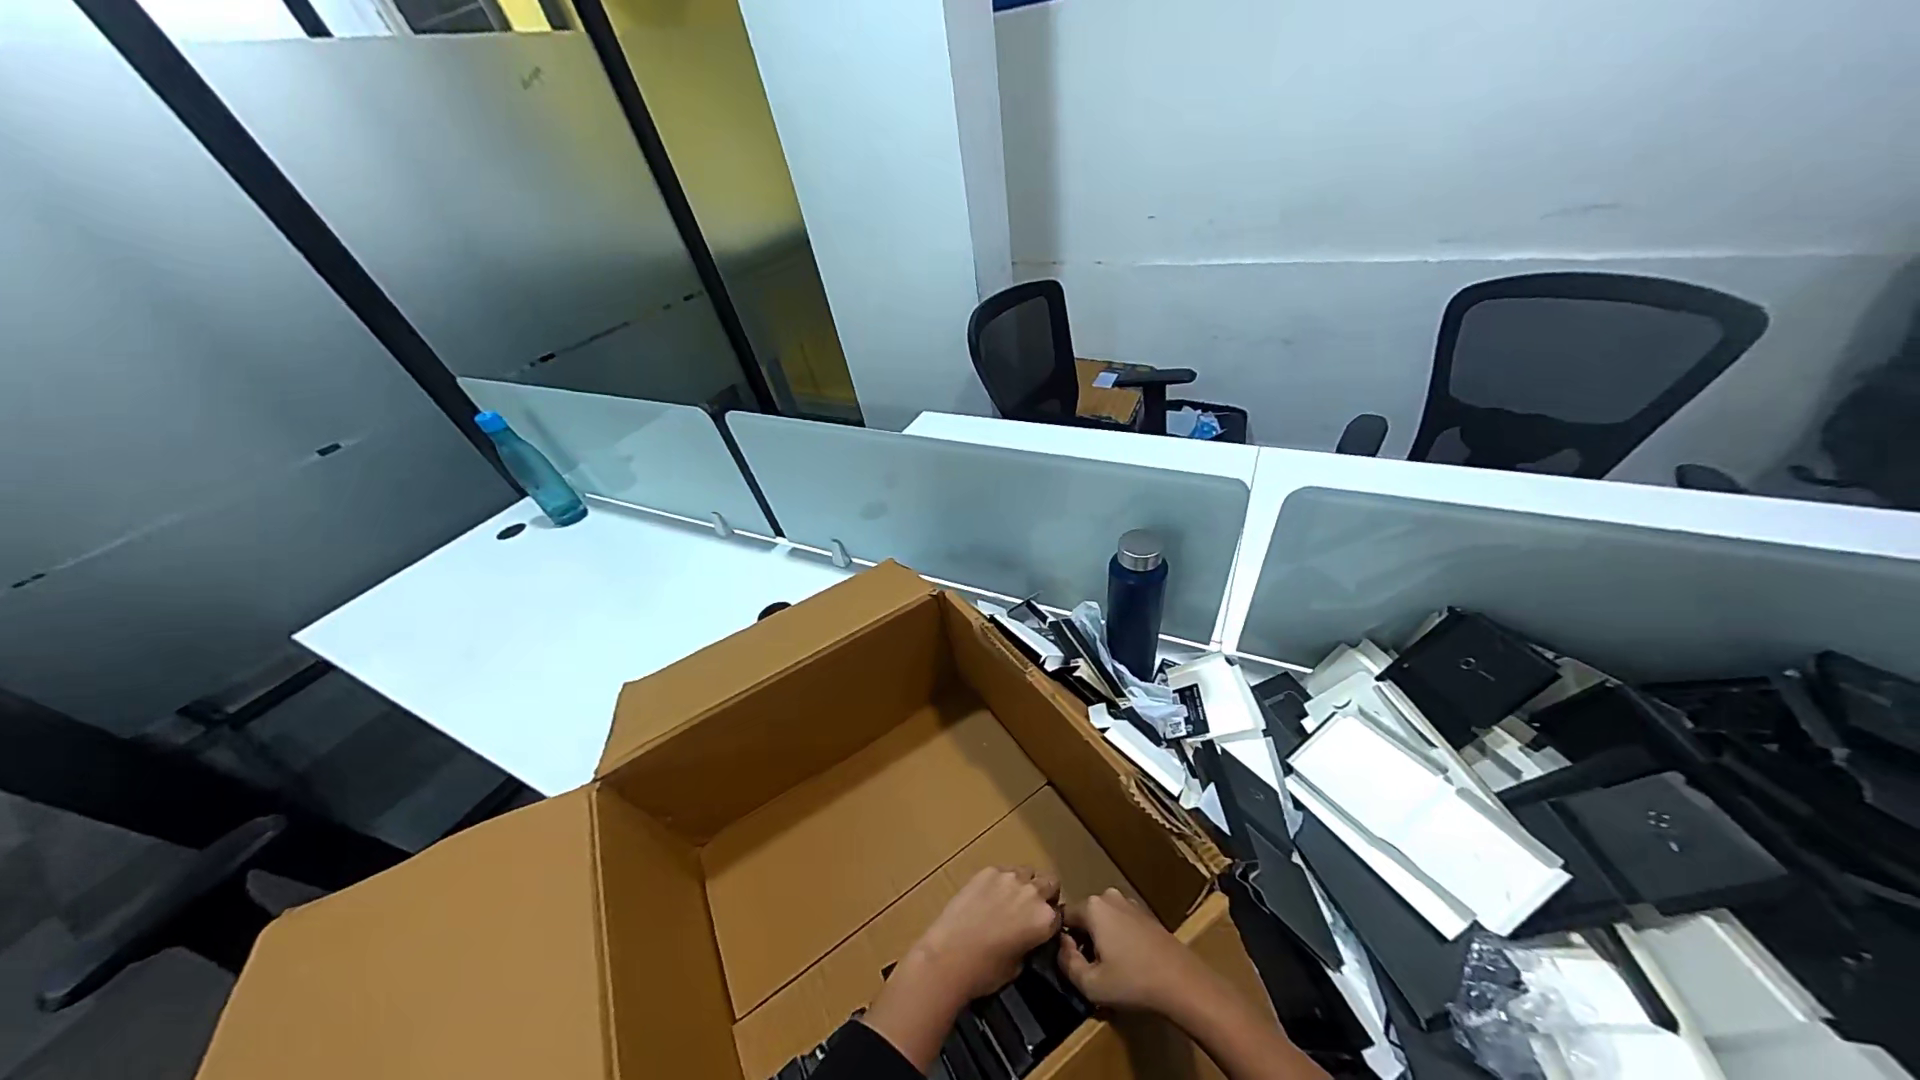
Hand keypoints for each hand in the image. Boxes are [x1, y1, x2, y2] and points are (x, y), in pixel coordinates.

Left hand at [909, 866, 1063, 1001]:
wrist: (949, 955)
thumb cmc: (985, 972)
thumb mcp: (1019, 965)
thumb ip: (1031, 943)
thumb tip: (1028, 936)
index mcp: (1045, 919)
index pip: (1059, 913)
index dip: (1050, 920)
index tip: (1041, 926)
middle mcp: (1033, 893)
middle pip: (1050, 883)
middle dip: (1044, 894)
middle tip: (1028, 909)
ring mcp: (1009, 878)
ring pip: (1027, 872)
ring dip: (1024, 883)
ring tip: (1008, 899)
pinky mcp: (987, 871)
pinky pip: (1003, 871)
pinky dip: (1001, 881)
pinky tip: (988, 895)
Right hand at [1058, 888, 1216, 1015]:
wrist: (1184, 984)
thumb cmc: (1133, 982)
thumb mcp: (1089, 984)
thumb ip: (1066, 962)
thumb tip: (1062, 945)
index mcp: (1093, 906)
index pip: (1064, 917)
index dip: (1063, 940)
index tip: (1071, 962)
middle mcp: (1110, 896)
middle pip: (1085, 917)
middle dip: (1083, 939)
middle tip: (1091, 969)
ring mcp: (1131, 904)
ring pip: (1104, 920)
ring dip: (1102, 940)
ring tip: (1112, 969)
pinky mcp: (1147, 915)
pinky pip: (1122, 923)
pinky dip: (1120, 940)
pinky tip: (1130, 964)